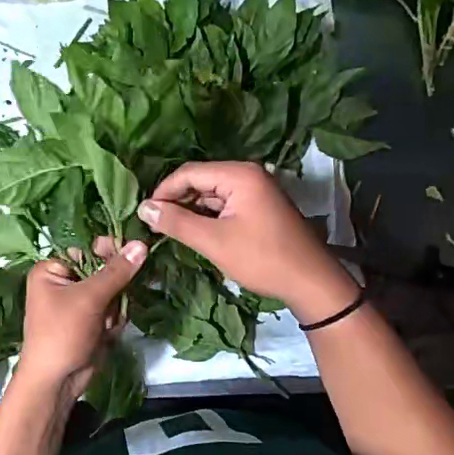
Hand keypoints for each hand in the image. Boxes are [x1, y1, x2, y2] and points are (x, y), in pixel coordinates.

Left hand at [16, 235, 147, 399]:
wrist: (57, 380)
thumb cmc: (62, 333)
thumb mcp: (89, 298)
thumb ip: (116, 271)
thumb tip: (141, 244)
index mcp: (52, 269)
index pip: (86, 247)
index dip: (109, 249)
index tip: (134, 251)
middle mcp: (63, 281)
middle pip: (103, 269)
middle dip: (114, 287)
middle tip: (116, 298)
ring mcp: (78, 302)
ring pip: (112, 290)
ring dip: (115, 306)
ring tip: (106, 322)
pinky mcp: (91, 319)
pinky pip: (112, 308)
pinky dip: (114, 319)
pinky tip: (107, 332)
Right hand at [138, 161, 361, 323]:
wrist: (310, 281)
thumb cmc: (262, 258)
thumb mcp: (214, 241)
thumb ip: (176, 222)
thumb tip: (143, 208)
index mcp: (239, 175)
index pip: (188, 173)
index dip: (163, 192)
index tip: (144, 214)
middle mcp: (247, 174)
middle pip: (199, 180)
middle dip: (174, 200)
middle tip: (152, 224)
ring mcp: (254, 190)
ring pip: (209, 194)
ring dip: (188, 210)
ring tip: (166, 230)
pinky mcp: (257, 207)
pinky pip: (222, 205)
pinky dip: (205, 217)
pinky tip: (191, 232)